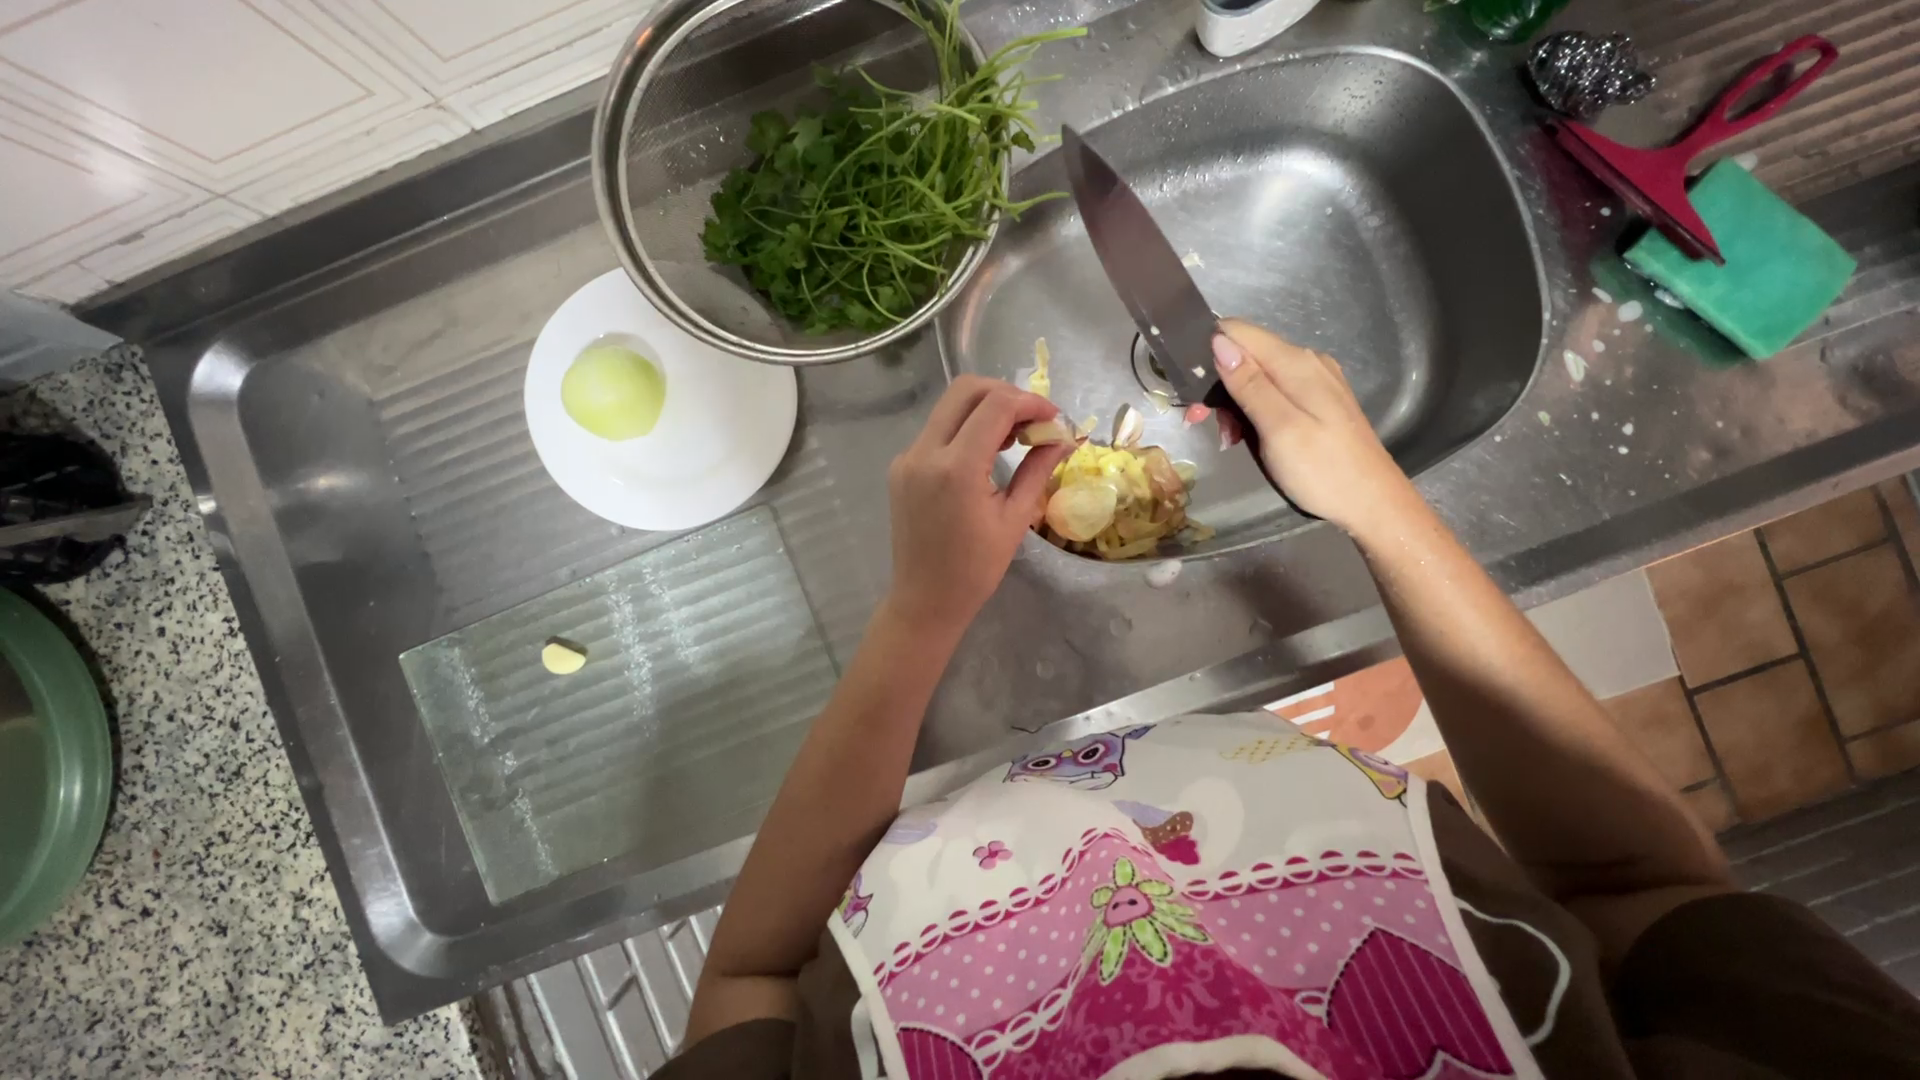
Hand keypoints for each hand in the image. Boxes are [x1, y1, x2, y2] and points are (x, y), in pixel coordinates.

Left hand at [884, 377, 1073, 634]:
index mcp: (955, 469)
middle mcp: (924, 453)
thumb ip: (1038, 470)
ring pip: (949, 405)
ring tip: (1016, 436)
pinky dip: (966, 427)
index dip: (1030, 402)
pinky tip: (987, 450)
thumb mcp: (1015, 519)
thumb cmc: (975, 569)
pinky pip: (937, 429)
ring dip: (985, 408)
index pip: (995, 406)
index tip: (1053, 418)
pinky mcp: (901, 466)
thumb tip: (1063, 438)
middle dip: (1006, 394)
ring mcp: (907, 457)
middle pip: (966, 389)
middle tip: (1034, 420)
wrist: (925, 600)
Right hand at [1211, 318, 1417, 536]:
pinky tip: (1251, 437)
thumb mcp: (1278, 429)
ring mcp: (1316, 380)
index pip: (1238, 331)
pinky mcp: (1318, 400)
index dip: (1208, 352)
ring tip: (1231, 439)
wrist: (1372, 503)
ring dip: (1234, 403)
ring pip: (1258, 375)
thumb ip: (1249, 384)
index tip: (1192, 389)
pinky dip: (1253, 410)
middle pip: (1246, 354)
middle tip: (1201, 422)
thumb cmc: (1323, 470)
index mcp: (1295, 363)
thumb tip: (1219, 342)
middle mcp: (1307, 361)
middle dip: (1218, 384)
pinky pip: (1274, 391)